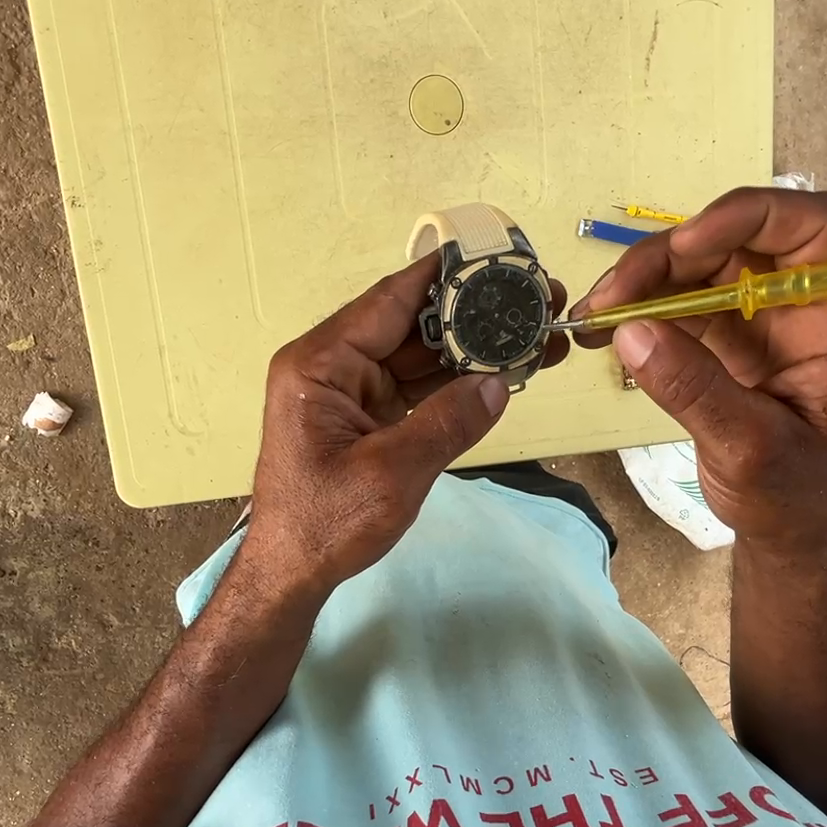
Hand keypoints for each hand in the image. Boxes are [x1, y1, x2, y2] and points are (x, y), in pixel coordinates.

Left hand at [243, 253, 566, 595]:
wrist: (292, 572)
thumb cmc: (326, 523)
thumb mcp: (391, 474)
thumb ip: (447, 423)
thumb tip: (499, 383)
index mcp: (321, 363)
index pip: (390, 301)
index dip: (445, 276)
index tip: (496, 254)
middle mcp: (334, 367)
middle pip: (411, 326)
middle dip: (472, 316)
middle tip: (534, 302)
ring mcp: (352, 393)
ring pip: (419, 358)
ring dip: (471, 351)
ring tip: (532, 337)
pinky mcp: (367, 419)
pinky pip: (417, 390)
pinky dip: (455, 386)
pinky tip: (500, 375)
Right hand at [571, 188, 826, 550]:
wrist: (787, 531)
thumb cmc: (791, 495)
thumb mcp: (747, 448)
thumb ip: (693, 389)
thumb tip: (629, 331)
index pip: (809, 228)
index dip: (747, 216)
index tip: (683, 246)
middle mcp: (799, 305)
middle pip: (736, 244)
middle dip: (668, 258)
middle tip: (610, 296)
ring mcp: (759, 321)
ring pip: (699, 270)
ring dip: (642, 284)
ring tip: (592, 316)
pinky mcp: (725, 341)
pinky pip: (680, 306)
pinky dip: (639, 312)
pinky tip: (603, 331)